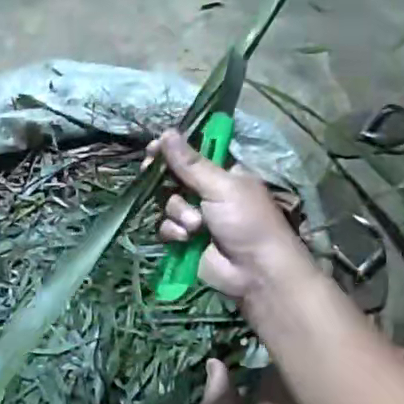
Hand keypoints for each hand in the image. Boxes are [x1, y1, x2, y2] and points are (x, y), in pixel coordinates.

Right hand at [149, 129, 317, 306]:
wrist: (254, 271)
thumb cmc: (247, 221)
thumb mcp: (221, 187)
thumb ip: (191, 163)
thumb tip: (167, 132)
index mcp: (223, 173)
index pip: (192, 154)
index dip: (171, 151)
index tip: (153, 149)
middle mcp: (208, 192)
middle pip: (174, 177)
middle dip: (166, 179)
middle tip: (149, 170)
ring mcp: (195, 216)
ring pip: (168, 203)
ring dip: (178, 212)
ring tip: (196, 226)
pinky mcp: (185, 239)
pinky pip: (166, 227)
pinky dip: (174, 232)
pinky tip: (186, 239)